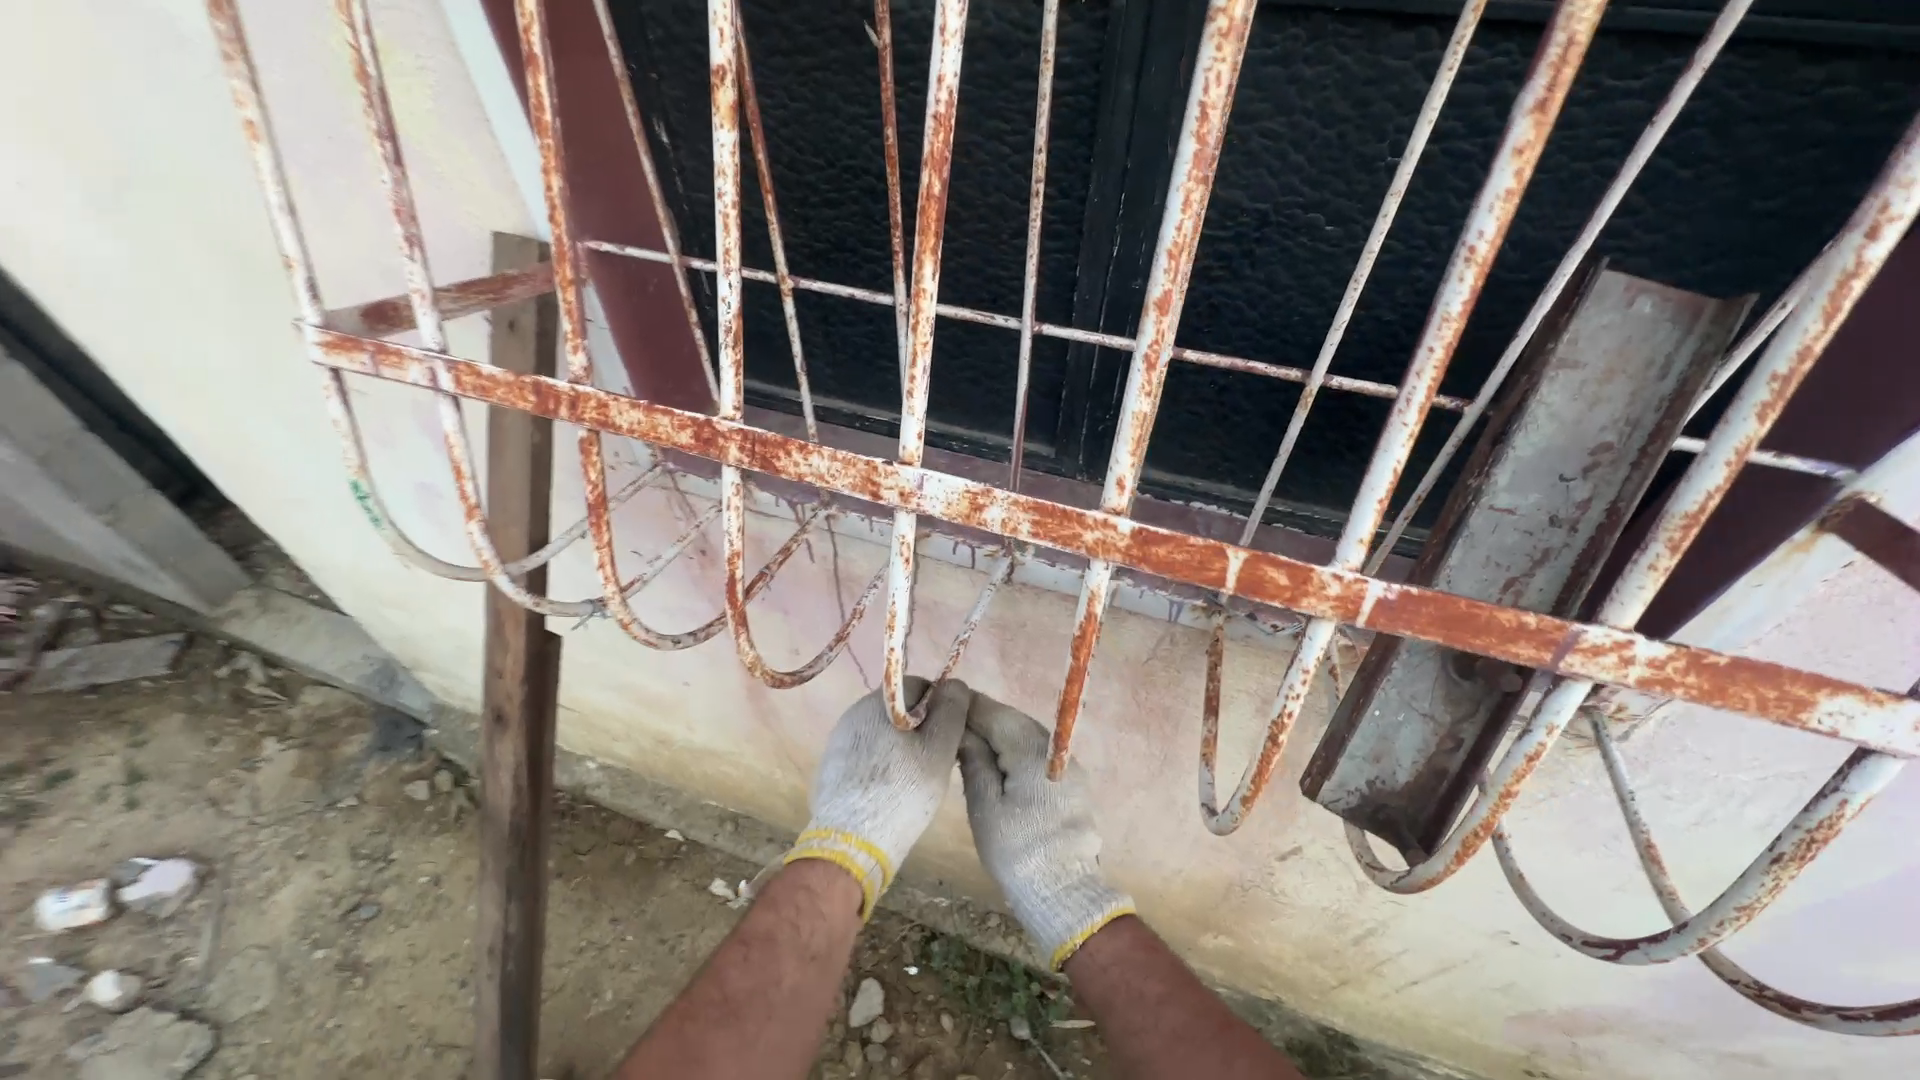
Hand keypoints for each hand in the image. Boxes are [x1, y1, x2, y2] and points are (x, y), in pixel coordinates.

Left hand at [785, 677, 971, 917]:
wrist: (851, 841)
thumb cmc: (902, 791)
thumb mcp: (939, 749)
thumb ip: (951, 711)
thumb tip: (955, 684)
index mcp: (879, 701)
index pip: (920, 686)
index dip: (941, 707)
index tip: (949, 737)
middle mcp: (854, 713)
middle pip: (900, 710)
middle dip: (921, 729)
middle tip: (935, 762)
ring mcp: (840, 740)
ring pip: (884, 733)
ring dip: (903, 748)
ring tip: (913, 781)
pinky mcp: (833, 766)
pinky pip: (868, 755)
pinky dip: (883, 765)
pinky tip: (890, 791)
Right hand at [958, 692, 1133, 969]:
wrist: (1064, 893)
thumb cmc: (1017, 851)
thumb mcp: (985, 806)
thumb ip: (974, 761)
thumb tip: (962, 730)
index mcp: (1032, 750)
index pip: (995, 712)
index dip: (967, 705)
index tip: (941, 702)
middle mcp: (1055, 750)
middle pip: (1013, 721)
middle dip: (983, 718)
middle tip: (950, 723)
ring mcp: (1068, 767)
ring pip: (1027, 737)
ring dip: (999, 735)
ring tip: (968, 742)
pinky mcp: (1072, 784)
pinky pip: (1038, 755)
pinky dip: (1015, 752)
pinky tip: (996, 763)